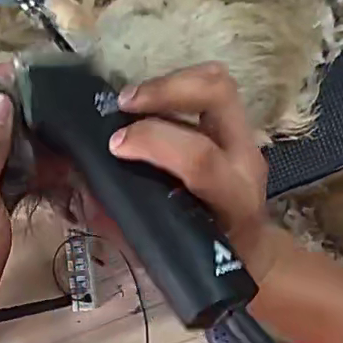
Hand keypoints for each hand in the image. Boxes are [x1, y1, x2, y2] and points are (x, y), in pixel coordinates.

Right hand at [109, 64, 289, 281]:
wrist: (253, 253)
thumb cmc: (210, 259)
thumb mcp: (170, 253)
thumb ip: (130, 225)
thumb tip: (89, 195)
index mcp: (233, 199)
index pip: (200, 158)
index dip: (152, 142)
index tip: (115, 146)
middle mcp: (246, 161)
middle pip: (218, 95)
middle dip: (165, 90)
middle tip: (123, 105)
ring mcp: (245, 139)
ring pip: (216, 83)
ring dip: (168, 82)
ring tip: (130, 102)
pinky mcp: (237, 128)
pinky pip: (208, 91)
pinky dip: (173, 90)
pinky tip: (146, 108)